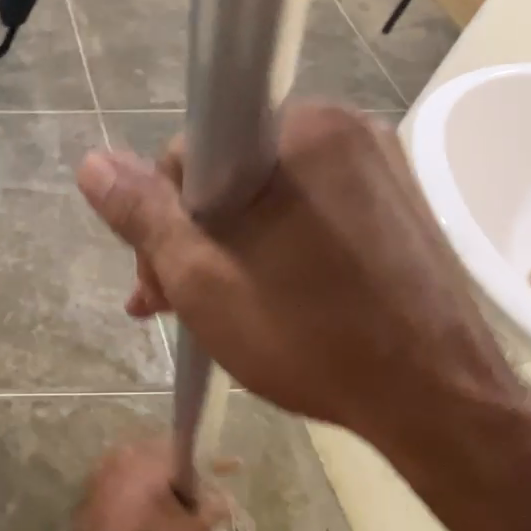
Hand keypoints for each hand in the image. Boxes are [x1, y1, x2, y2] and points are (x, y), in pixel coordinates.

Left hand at [74, 436, 226, 530]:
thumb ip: (212, 511)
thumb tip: (224, 499)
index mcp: (154, 457)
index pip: (191, 449)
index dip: (212, 462)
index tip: (232, 466)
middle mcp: (129, 452)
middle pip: (165, 453)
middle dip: (184, 470)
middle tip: (200, 490)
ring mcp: (107, 464)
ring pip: (143, 463)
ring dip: (160, 477)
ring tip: (175, 501)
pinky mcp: (93, 480)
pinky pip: (125, 474)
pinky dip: (140, 485)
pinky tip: (148, 505)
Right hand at [77, 100, 525, 458]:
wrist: (437, 400)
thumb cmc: (307, 336)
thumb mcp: (201, 279)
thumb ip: (143, 215)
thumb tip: (92, 163)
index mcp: (298, 131)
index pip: (191, 152)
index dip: (161, 215)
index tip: (159, 280)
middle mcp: (344, 129)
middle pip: (227, 174)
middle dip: (192, 237)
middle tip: (175, 304)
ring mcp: (379, 166)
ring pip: (265, 195)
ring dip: (227, 247)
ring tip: (211, 313)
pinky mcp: (397, 204)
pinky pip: (308, 210)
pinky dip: (273, 247)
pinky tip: (262, 299)